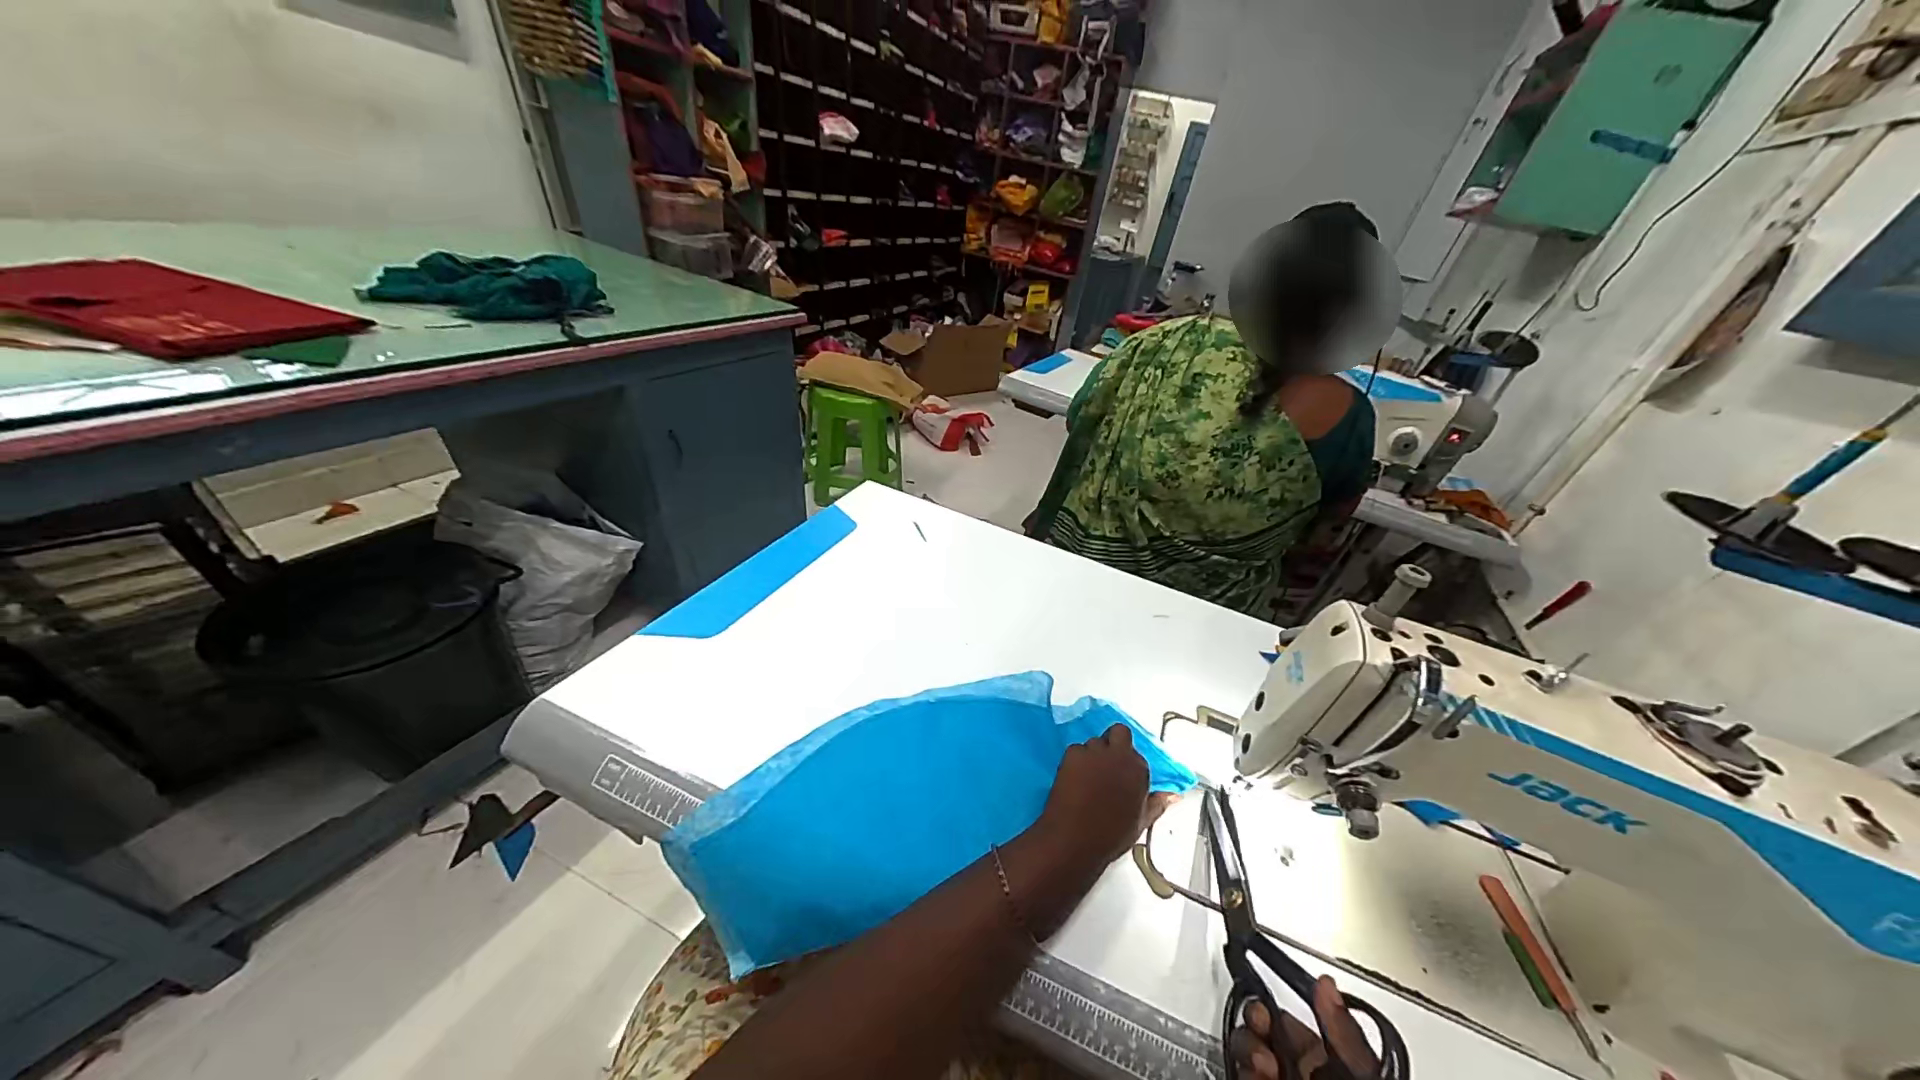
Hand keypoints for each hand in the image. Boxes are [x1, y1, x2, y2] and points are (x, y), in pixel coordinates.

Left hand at [1037, 723, 1167, 866]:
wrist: (1075, 838)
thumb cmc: (1111, 834)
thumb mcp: (1141, 821)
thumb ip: (1157, 803)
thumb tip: (1172, 795)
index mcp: (1138, 769)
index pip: (1137, 753)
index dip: (1129, 763)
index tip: (1123, 774)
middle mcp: (1118, 754)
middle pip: (1118, 733)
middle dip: (1114, 744)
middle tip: (1107, 766)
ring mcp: (1093, 752)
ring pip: (1095, 742)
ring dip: (1095, 754)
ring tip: (1089, 776)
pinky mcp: (1071, 754)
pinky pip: (1076, 750)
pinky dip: (1076, 760)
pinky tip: (1074, 778)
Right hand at [1230, 977, 1379, 1079]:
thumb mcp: (1363, 1073)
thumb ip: (1345, 1033)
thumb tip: (1326, 983)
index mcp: (1333, 1064)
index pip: (1290, 1022)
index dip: (1273, 1007)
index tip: (1265, 1002)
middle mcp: (1303, 1073)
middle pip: (1262, 1032)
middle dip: (1254, 1020)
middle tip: (1259, 1023)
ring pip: (1245, 1052)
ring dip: (1246, 1047)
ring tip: (1263, 1062)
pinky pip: (1239, 1074)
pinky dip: (1241, 1070)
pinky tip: (1254, 1074)